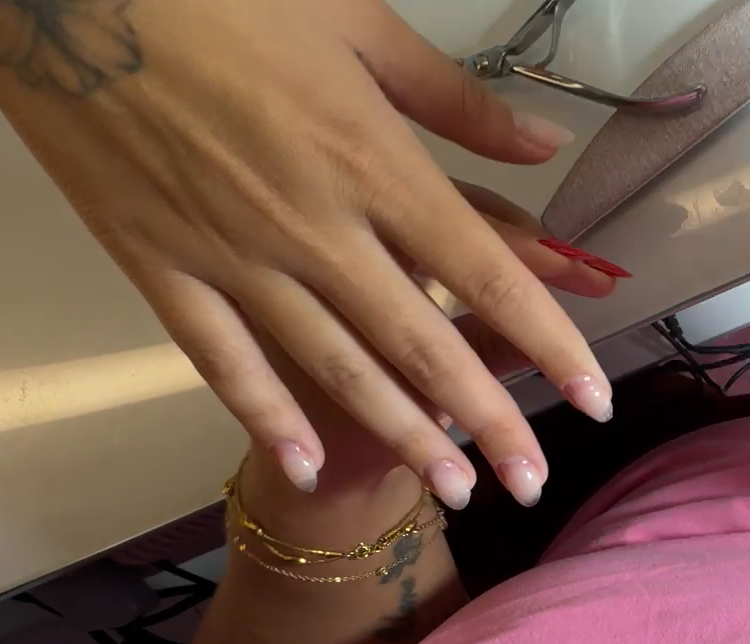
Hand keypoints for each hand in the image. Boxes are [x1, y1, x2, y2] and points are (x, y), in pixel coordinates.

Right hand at [0, 0, 621, 506]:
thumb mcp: (359, 24)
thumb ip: (461, 103)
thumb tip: (549, 144)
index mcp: (378, 169)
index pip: (492, 279)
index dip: (552, 345)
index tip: (595, 402)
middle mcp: (318, 230)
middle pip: (427, 347)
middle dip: (489, 424)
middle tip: (535, 485)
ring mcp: (233, 254)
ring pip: (339, 367)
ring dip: (405, 436)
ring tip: (459, 490)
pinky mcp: (154, 260)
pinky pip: (217, 355)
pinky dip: (261, 414)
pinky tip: (306, 465)